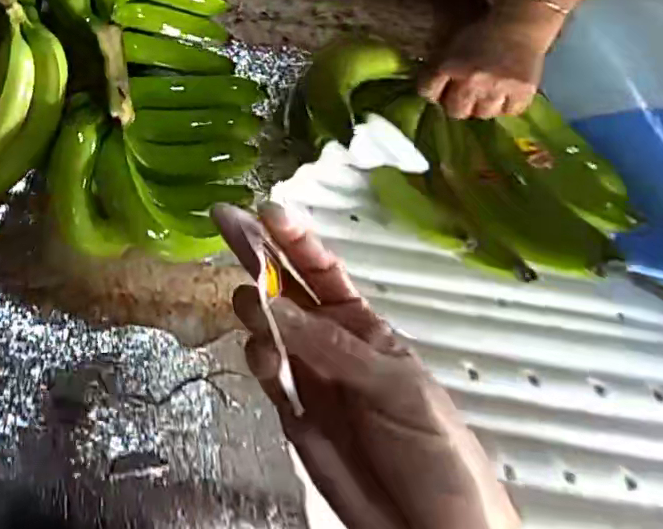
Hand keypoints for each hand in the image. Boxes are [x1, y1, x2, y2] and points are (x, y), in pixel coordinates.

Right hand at [217, 204, 519, 528]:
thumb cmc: (437, 452)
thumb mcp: (396, 386)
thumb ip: (332, 346)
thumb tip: (273, 304)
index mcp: (360, 323)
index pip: (321, 268)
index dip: (294, 237)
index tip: (267, 210)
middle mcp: (325, 339)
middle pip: (282, 284)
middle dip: (254, 250)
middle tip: (225, 220)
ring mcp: (305, 373)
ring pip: (265, 324)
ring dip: (255, 307)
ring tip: (251, 304)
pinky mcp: (290, 411)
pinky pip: (264, 372)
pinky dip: (257, 357)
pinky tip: (262, 354)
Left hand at [417, 7, 558, 118]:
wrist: (517, 22)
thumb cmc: (478, 29)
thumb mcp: (448, 40)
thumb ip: (436, 62)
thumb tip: (429, 85)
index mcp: (447, 66)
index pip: (427, 92)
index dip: (431, 91)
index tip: (437, 90)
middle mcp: (470, 81)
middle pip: (455, 111)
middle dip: (455, 104)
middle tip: (460, 98)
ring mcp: (497, 89)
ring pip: (482, 114)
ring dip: (480, 106)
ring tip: (484, 96)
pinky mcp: (522, 92)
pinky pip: (508, 111)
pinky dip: (506, 106)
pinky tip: (504, 95)